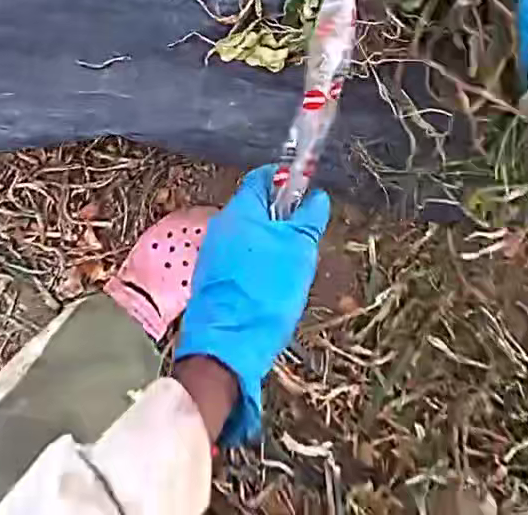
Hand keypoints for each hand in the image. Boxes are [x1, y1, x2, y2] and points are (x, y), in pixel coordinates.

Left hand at [175, 166, 328, 444]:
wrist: (226, 350)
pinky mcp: (211, 279)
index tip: (306, 194)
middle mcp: (222, 225)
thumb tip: (315, 196)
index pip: (263, 176)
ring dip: (272, 243)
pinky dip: (258, 264)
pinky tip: (271, 287)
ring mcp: (213, 253)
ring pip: (250, 234)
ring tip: (290, 268)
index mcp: (240, 210)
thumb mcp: (300, 248)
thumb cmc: (265, 291)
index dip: (287, 180)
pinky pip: (240, 258)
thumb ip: (309, 216)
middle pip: (257, 206)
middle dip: (283, 218)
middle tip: (303, 238)